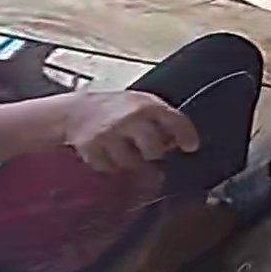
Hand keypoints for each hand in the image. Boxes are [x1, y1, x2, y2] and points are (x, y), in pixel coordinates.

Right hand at [61, 91, 199, 172]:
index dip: (187, 137)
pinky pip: (108, 166)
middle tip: (156, 154)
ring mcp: (108, 135)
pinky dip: (116, 167)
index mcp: (151, 107)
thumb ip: (165, 120)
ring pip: (130, 161)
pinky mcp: (88, 148)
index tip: (191, 148)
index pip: (177, 123)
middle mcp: (131, 120)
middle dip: (157, 154)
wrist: (79, 108)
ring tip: (137, 158)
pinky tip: (118, 160)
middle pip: (153, 148)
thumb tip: (177, 143)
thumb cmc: (123, 107)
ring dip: (137, 164)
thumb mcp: (150, 104)